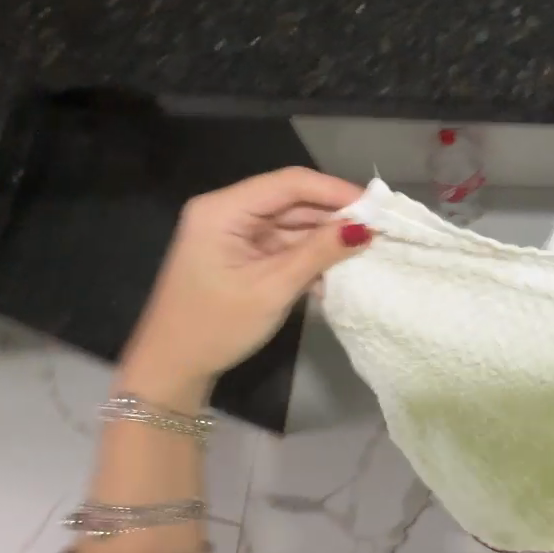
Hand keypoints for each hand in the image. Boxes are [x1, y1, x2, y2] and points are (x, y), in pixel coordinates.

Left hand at [116, 168, 369, 406]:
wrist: (171, 369)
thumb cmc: (216, 326)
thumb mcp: (272, 289)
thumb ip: (318, 253)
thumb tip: (365, 228)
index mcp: (223, 209)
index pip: (290, 183)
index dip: (336, 191)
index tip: (378, 208)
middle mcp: (228, 211)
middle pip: (293, 200)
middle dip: (336, 214)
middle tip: (382, 229)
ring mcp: (236, 233)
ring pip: (294, 222)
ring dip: (328, 237)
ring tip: (370, 248)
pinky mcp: (243, 253)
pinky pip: (286, 243)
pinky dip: (312, 254)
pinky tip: (340, 267)